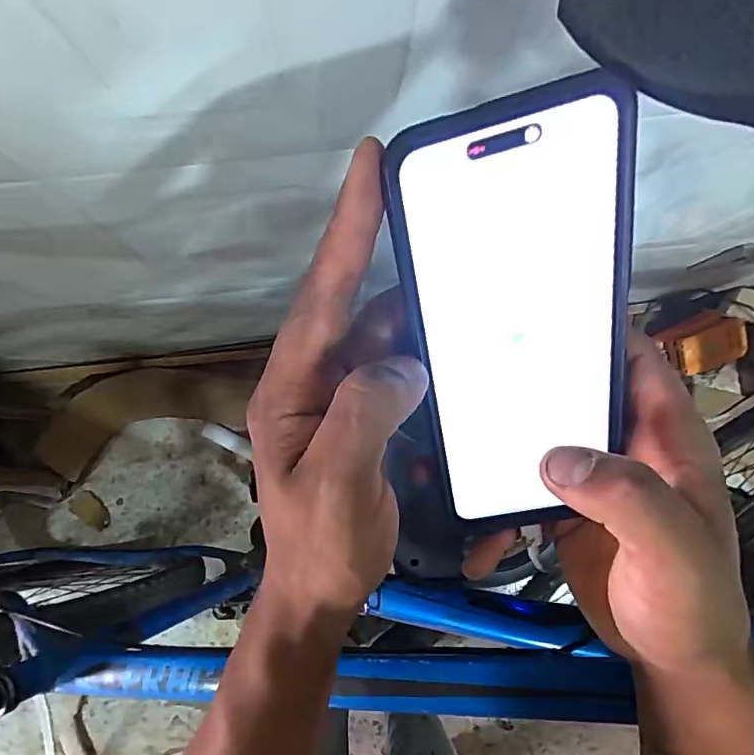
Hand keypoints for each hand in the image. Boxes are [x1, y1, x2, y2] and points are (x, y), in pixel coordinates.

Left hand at [247, 138, 427, 621]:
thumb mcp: (339, 482)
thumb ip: (366, 412)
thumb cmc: (321, 545)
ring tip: (463, 286)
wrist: (320, 591)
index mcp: (290, 390)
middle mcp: (310, 384)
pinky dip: (423, 361)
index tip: (370, 164)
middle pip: (353, 308)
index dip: (348, 230)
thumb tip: (405, 363)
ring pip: (380, 341)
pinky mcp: (363, 422)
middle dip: (389, 261)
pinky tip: (452, 353)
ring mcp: (337, 403)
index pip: (322, 297)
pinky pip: (394, 376)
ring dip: (417, 317)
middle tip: (438, 218)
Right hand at [475, 334, 753, 679]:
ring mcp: (596, 484)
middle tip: (474, 383)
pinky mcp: (570, 516)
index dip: (595, 335)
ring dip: (503, 457)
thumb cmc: (692, 601)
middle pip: (576, 399)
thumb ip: (625, 496)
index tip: (540, 321)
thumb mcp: (670, 545)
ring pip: (543, 446)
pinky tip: (479, 540)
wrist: (673, 659)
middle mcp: (628, 449)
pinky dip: (501, 514)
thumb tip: (555, 457)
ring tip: (457, 464)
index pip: (636, 362)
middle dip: (529, 391)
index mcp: (667, 439)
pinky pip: (527, 498)